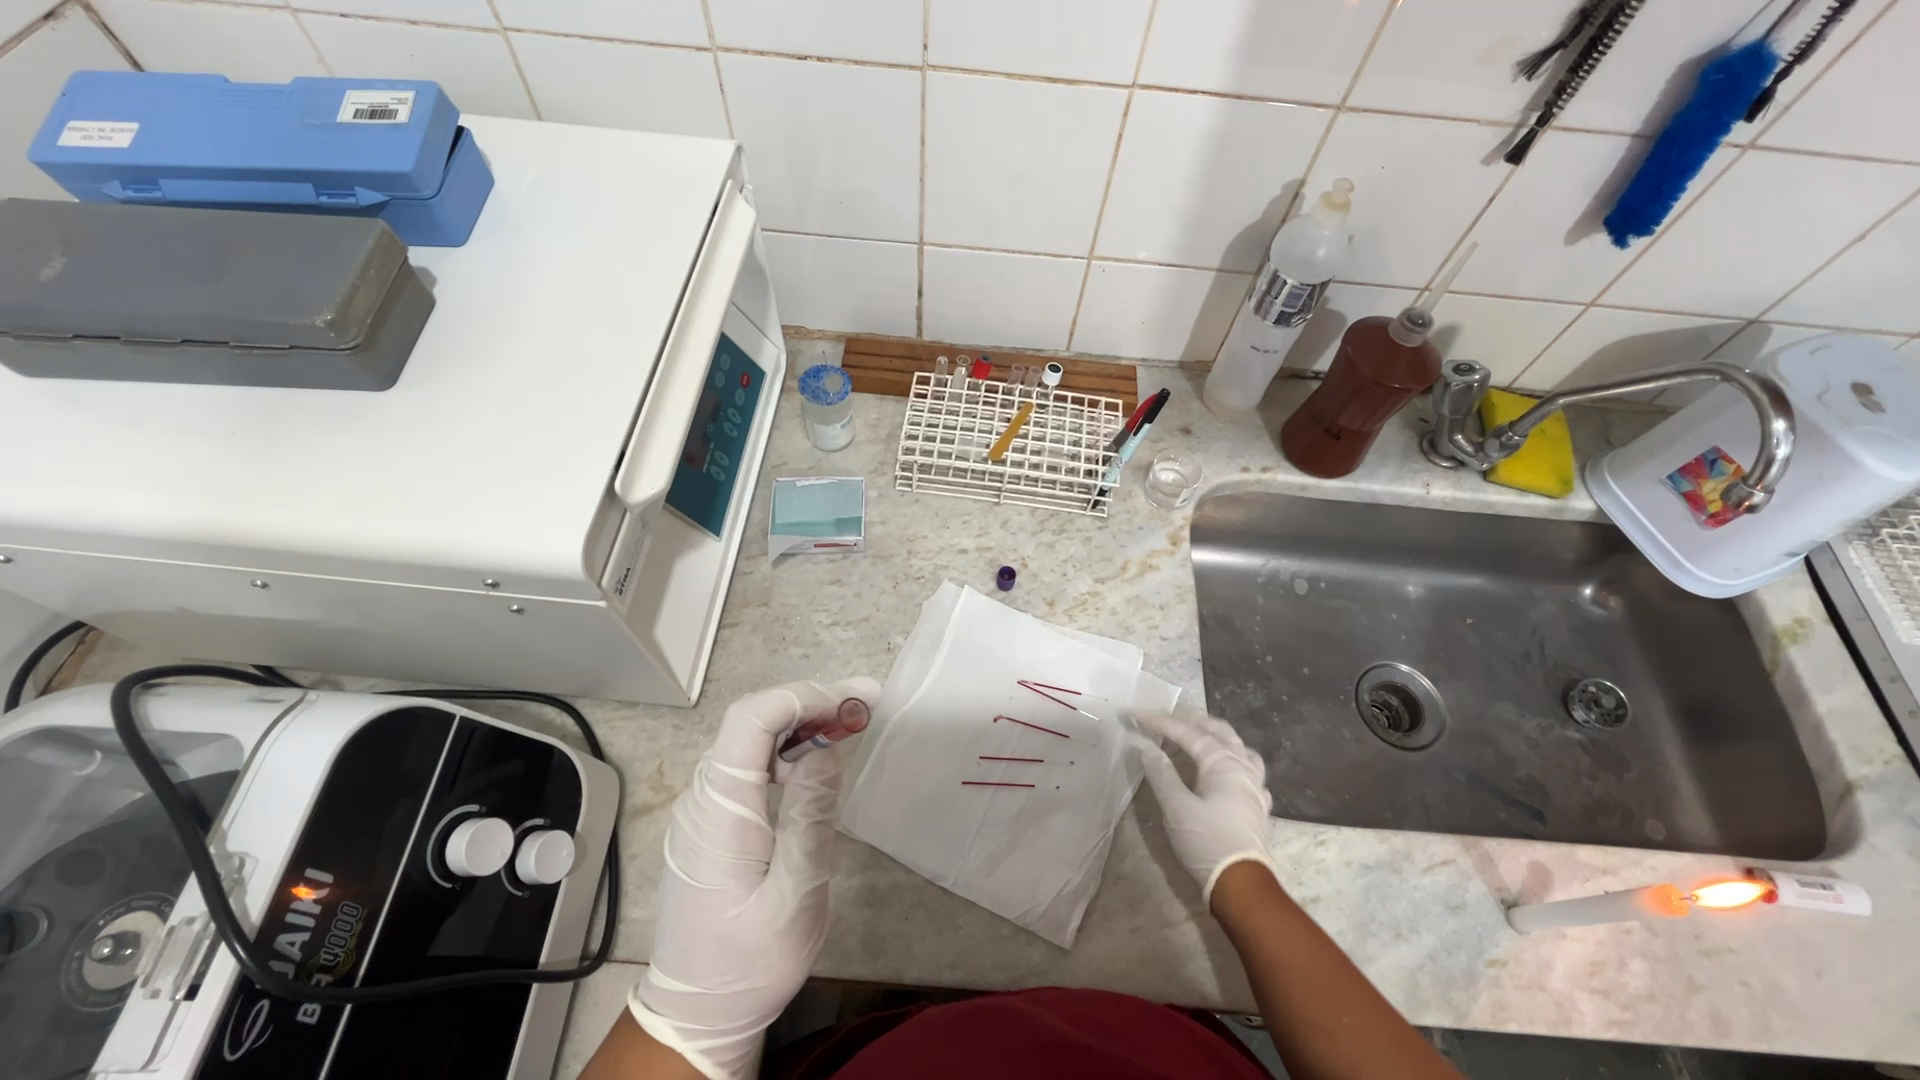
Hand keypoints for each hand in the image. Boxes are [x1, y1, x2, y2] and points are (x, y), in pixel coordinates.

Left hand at [628, 677, 880, 1079]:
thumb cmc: (749, 962)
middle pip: (751, 722)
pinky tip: (814, 767)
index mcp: (720, 811)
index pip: (753, 719)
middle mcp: (702, 799)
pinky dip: (784, 752)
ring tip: (849, 730)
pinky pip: (744, 767)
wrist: (696, 1012)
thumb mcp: (794, 897)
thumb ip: (810, 818)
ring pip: (747, 741)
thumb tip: (827, 748)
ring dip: (799, 726)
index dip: (806, 697)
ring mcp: (701, 810)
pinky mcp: (710, 823)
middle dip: (810, 704)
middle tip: (865, 710)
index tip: (857, 701)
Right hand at [1134, 709, 1275, 907]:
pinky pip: (1248, 768)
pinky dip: (1233, 758)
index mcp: (1223, 764)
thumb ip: (1161, 774)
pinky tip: (1227, 768)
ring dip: (1216, 735)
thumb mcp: (1176, 807)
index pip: (1188, 734)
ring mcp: (1254, 785)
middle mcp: (1242, 767)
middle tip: (1167, 716)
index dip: (1162, 723)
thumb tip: (1146, 747)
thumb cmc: (1206, 842)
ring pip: (1238, 746)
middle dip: (1191, 720)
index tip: (1138, 716)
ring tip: (1199, 733)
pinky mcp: (1257, 803)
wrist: (1240, 882)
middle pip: (1218, 732)